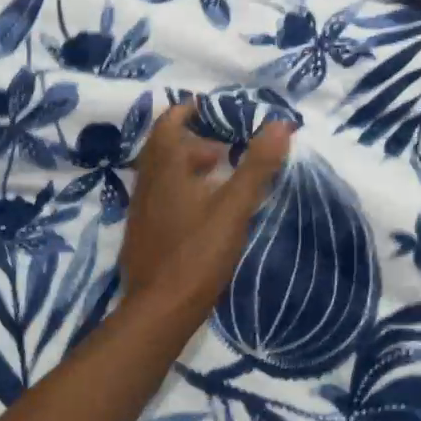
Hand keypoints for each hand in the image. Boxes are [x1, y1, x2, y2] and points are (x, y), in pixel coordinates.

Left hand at [118, 91, 293, 326]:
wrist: (158, 311)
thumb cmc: (197, 252)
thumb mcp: (235, 207)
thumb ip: (257, 166)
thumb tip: (280, 124)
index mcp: (165, 167)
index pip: (169, 123)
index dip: (187, 111)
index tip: (210, 108)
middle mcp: (147, 182)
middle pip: (164, 147)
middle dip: (192, 140)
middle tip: (224, 147)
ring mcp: (140, 210)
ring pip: (161, 173)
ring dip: (186, 166)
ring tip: (219, 175)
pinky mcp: (141, 234)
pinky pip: (159, 196)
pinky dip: (180, 189)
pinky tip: (202, 210)